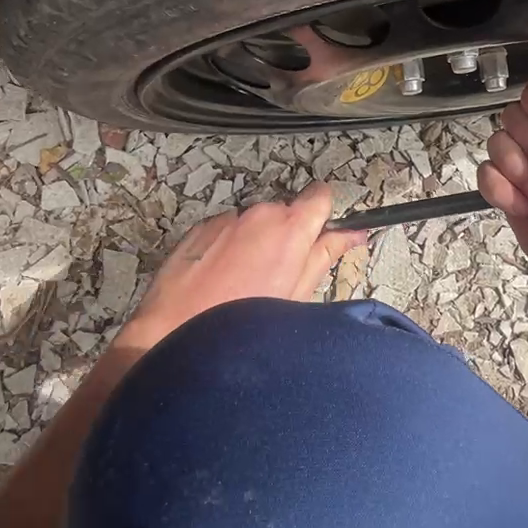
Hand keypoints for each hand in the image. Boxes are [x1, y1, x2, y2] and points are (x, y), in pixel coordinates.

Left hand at [115, 183, 367, 351]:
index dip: (323, 215)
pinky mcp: (200, 227)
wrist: (174, 332)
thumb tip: (353, 234)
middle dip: (288, 234)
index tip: (321, 234)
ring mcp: (226, 218)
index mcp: (291, 228)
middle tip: (281, 274)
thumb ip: (326, 255)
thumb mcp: (297, 295)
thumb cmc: (242, 323)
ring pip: (255, 221)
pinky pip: (226, 229)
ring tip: (245, 282)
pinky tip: (220, 279)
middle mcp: (259, 213)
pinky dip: (228, 246)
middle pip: (287, 211)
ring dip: (257, 240)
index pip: (321, 196)